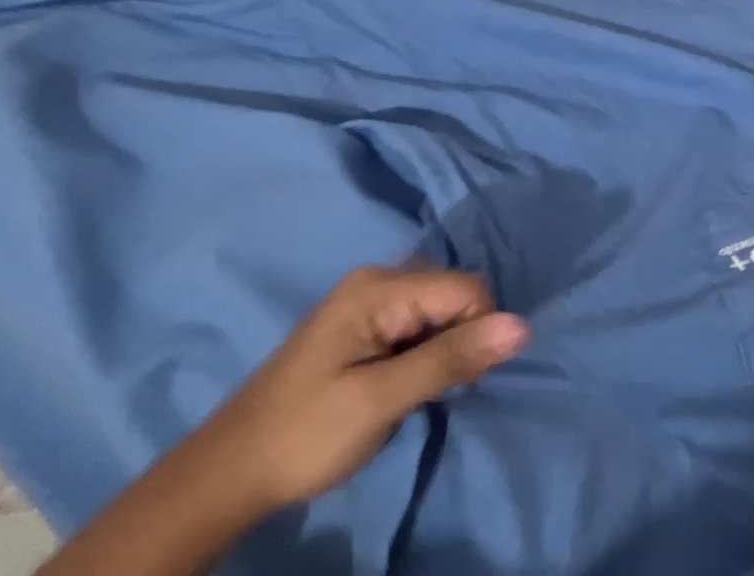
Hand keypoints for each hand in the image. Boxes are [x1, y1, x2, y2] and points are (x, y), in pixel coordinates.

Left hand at [196, 263, 530, 508]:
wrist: (230, 474)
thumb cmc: (305, 434)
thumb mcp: (381, 400)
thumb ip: (450, 359)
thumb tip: (523, 326)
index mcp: (378, 288)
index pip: (468, 289)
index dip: (477, 332)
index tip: (453, 380)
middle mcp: (377, 280)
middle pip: (456, 294)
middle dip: (462, 337)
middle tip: (429, 387)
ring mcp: (368, 301)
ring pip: (441, 310)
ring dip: (444, 347)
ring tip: (414, 388)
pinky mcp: (365, 325)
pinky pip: (420, 322)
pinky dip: (426, 351)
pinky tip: (402, 381)